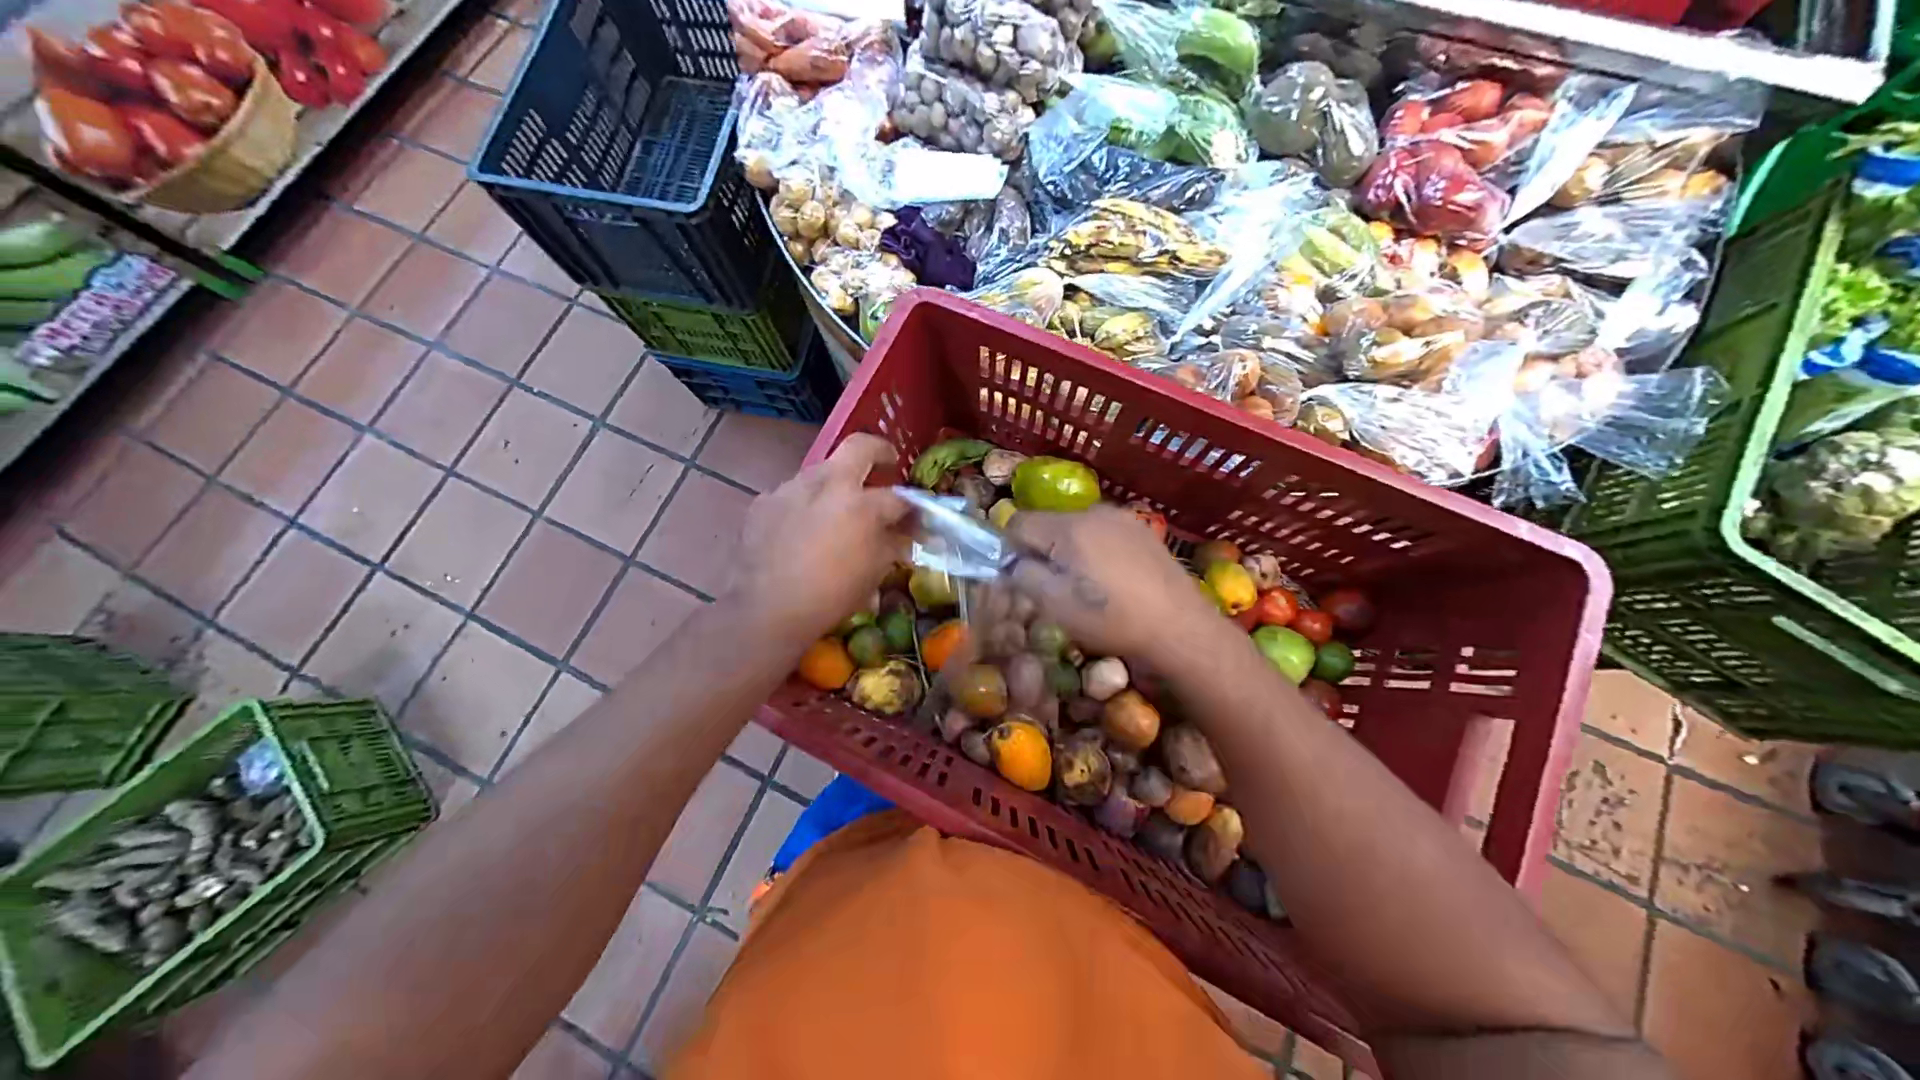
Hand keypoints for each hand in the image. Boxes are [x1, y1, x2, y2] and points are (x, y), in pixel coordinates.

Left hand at [729, 434, 908, 644]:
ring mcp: (791, 488)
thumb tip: (902, 534)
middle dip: (879, 452)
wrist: (766, 610)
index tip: (915, 518)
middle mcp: (827, 484)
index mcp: (862, 504)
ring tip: (835, 513)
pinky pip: (792, 495)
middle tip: (886, 466)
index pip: (898, 497)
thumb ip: (891, 544)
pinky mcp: (763, 501)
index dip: (911, 508)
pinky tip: (799, 532)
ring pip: (821, 472)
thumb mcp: (872, 574)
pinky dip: (803, 506)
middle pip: (860, 447)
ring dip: (835, 485)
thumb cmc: (829, 597)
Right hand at [1007, 506, 1221, 665]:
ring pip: (1077, 528)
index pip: (1018, 521)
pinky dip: (1097, 551)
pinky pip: (1104, 533)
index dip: (1010, 549)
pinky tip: (1113, 581)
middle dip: (1042, 550)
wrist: (1180, 629)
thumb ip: (1023, 576)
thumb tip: (1012, 562)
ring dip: (1071, 551)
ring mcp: (1123, 518)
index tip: (1022, 577)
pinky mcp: (1143, 531)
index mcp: (1069, 527)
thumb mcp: (1056, 606)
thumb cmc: (1112, 620)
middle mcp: (1095, 511)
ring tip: (1087, 586)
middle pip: (1049, 523)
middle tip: (1054, 587)